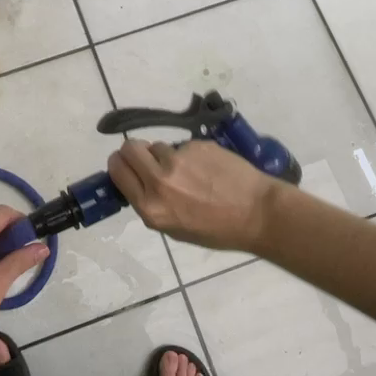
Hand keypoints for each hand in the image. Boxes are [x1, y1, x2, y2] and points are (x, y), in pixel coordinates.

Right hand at [107, 139, 283, 251]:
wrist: (257, 213)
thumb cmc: (217, 230)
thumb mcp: (175, 229)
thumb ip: (151, 204)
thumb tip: (138, 182)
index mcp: (150, 208)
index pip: (117, 170)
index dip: (119, 164)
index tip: (126, 164)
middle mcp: (159, 182)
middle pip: (129, 149)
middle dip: (135, 151)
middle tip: (148, 158)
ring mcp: (178, 160)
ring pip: (158, 146)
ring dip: (166, 155)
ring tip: (190, 170)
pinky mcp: (196, 146)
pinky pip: (183, 145)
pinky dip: (191, 154)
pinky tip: (209, 168)